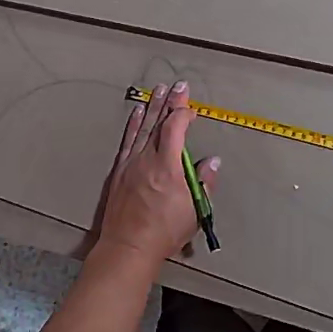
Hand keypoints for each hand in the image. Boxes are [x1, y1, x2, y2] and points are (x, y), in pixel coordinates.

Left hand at [92, 81, 219, 265]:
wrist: (127, 247)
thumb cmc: (163, 233)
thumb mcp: (194, 211)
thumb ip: (204, 183)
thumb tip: (212, 162)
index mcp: (167, 167)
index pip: (176, 129)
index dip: (184, 114)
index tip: (192, 108)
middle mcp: (147, 160)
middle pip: (159, 123)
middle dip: (170, 102)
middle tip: (177, 85)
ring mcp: (131, 163)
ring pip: (143, 128)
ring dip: (152, 107)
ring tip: (158, 90)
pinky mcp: (120, 171)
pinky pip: (128, 140)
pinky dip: (133, 124)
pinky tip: (137, 113)